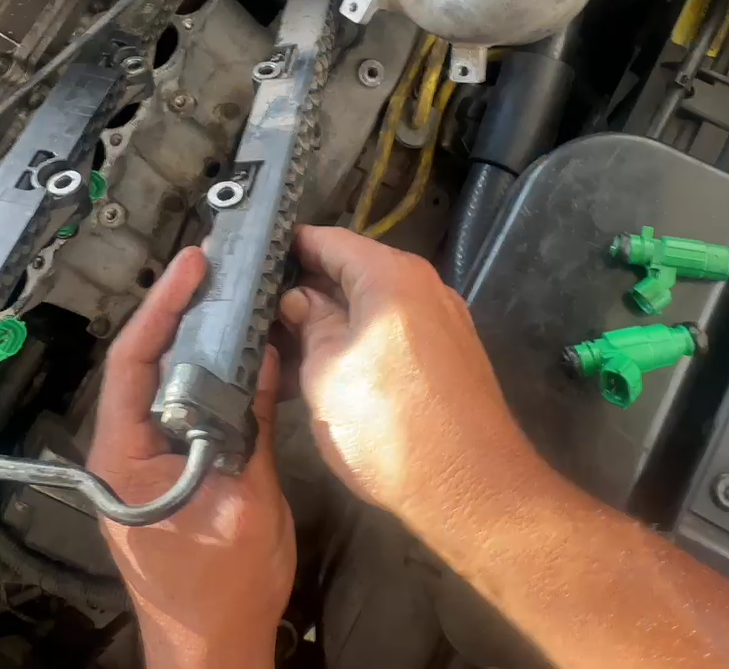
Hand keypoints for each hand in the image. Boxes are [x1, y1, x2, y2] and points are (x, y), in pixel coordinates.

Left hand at [88, 246, 293, 667]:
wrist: (212, 650)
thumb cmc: (224, 587)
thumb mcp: (248, 502)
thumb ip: (250, 426)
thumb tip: (265, 355)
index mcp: (125, 456)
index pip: (134, 362)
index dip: (161, 307)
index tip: (192, 265)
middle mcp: (123, 450)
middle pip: (145, 363)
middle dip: (176, 311)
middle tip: (215, 266)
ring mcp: (142, 460)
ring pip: (164, 382)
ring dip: (192, 338)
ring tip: (227, 293)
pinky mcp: (165, 467)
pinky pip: (182, 405)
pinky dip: (206, 373)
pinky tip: (236, 351)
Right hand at [277, 225, 538, 531]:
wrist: (474, 488)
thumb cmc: (390, 424)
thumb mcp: (328, 373)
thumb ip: (310, 324)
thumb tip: (299, 298)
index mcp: (392, 275)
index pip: (330, 240)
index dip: (291, 246)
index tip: (254, 259)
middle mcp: (424, 284)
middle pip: (355, 268)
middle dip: (310, 285)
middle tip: (263, 307)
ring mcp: (443, 316)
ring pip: (375, 301)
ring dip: (335, 316)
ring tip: (289, 341)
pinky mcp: (451, 350)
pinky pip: (396, 325)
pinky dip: (363, 335)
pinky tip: (333, 364)